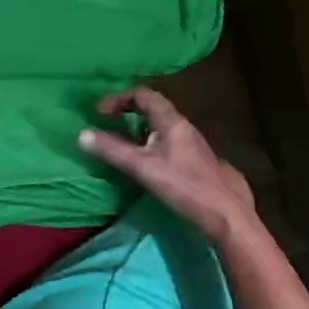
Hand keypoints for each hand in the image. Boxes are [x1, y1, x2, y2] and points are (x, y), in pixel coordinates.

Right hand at [78, 87, 261, 246]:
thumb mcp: (143, 167)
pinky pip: (167, 140)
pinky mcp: (196, 160)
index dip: (119, 98)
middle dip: (127, 111)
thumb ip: (112, 150)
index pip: (143, 94)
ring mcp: (192, 143)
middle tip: (108, 122)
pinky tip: (147, 162)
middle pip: (153, 107)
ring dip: (138, 128)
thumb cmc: (184, 186)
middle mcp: (183, 126)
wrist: (227, 213)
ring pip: (161, 125)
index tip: (100, 111)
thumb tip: (81, 134)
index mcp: (171, 121)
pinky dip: (150, 141)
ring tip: (122, 142)